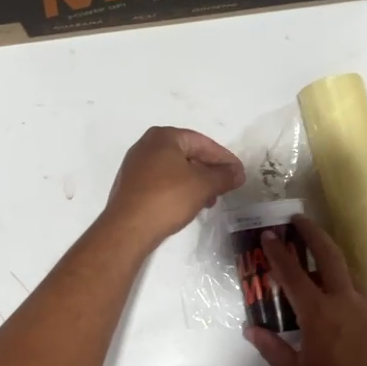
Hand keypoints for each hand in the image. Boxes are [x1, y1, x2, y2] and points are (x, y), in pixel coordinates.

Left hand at [101, 127, 244, 247]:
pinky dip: (179, 190)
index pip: (202, 142)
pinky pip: (162, 183)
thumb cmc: (167, 198)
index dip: (224, 158)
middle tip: (226, 187)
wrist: (128, 229)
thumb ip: (224, 176)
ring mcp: (136, 166)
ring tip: (210, 201)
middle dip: (209, 171)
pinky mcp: (131, 186)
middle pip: (188, 155)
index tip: (239, 173)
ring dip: (195, 183)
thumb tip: (238, 172)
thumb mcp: (203, 185)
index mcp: (163, 137)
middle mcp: (146, 146)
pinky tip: (188, 206)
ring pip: (175, 170)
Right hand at [244, 214, 366, 365]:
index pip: (293, 273)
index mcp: (318, 313)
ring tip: (313, 263)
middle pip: (329, 254)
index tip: (269, 234)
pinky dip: (343, 288)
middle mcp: (344, 301)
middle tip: (298, 219)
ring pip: (347, 273)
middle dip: (312, 233)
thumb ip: (272, 348)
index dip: (278, 252)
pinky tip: (335, 302)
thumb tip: (251, 329)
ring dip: (329, 260)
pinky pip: (358, 294)